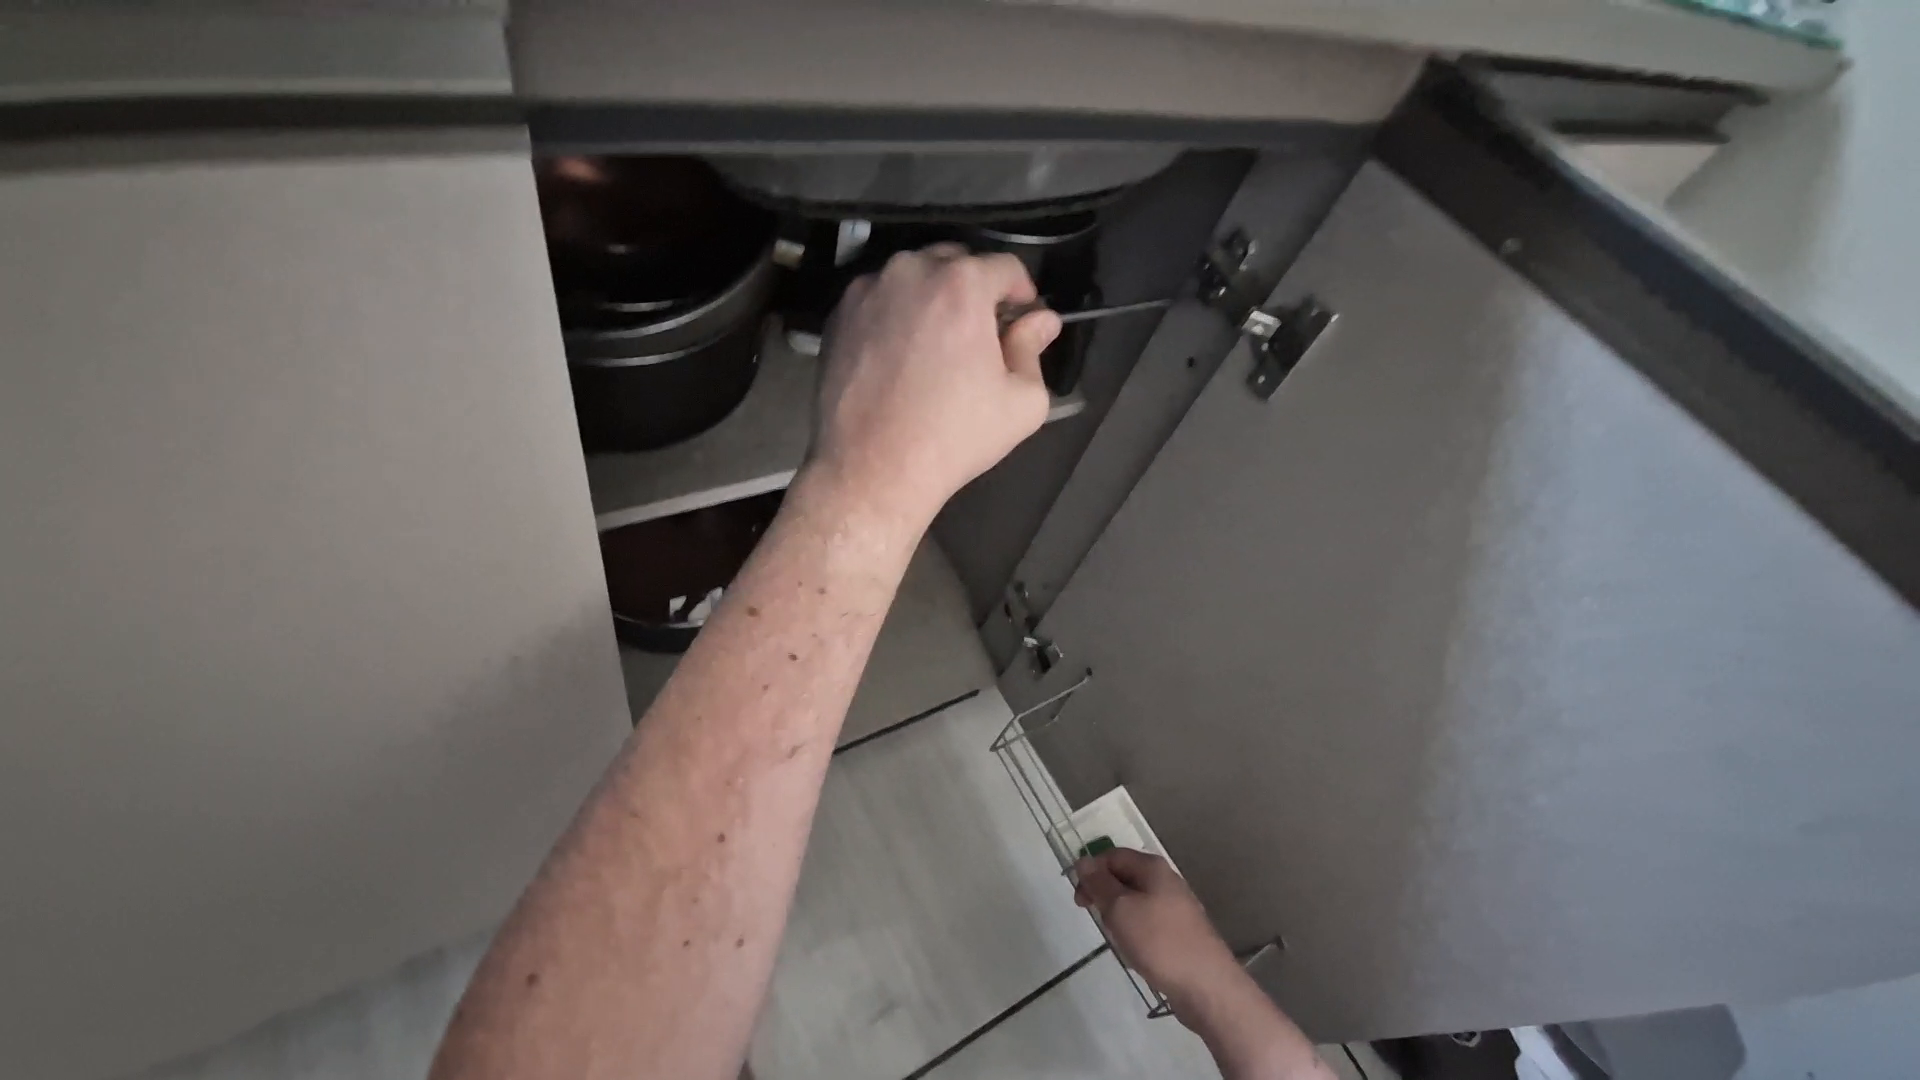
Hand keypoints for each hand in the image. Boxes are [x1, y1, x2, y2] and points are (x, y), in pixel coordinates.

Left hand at [809, 245, 1059, 529]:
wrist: (873, 470)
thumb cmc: (955, 437)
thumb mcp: (1022, 402)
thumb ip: (1034, 349)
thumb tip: (1041, 320)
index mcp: (962, 284)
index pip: (1005, 266)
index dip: (1021, 292)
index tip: (1021, 320)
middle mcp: (910, 271)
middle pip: (955, 262)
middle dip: (974, 290)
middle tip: (979, 335)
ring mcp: (867, 291)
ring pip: (912, 278)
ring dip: (932, 298)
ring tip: (936, 344)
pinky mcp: (837, 316)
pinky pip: (879, 300)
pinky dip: (896, 314)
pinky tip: (901, 355)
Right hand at [1074, 848, 1239, 1004]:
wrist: (1207, 986)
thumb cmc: (1159, 941)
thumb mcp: (1120, 908)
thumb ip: (1099, 883)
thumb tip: (1083, 861)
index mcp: (1153, 868)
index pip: (1112, 856)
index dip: (1091, 872)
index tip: (1079, 900)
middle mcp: (1167, 881)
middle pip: (1125, 877)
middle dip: (1105, 896)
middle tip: (1097, 920)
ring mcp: (1177, 907)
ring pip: (1136, 902)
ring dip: (1120, 916)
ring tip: (1118, 939)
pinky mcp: (1182, 932)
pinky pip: (1150, 922)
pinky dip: (1136, 932)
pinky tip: (1136, 952)